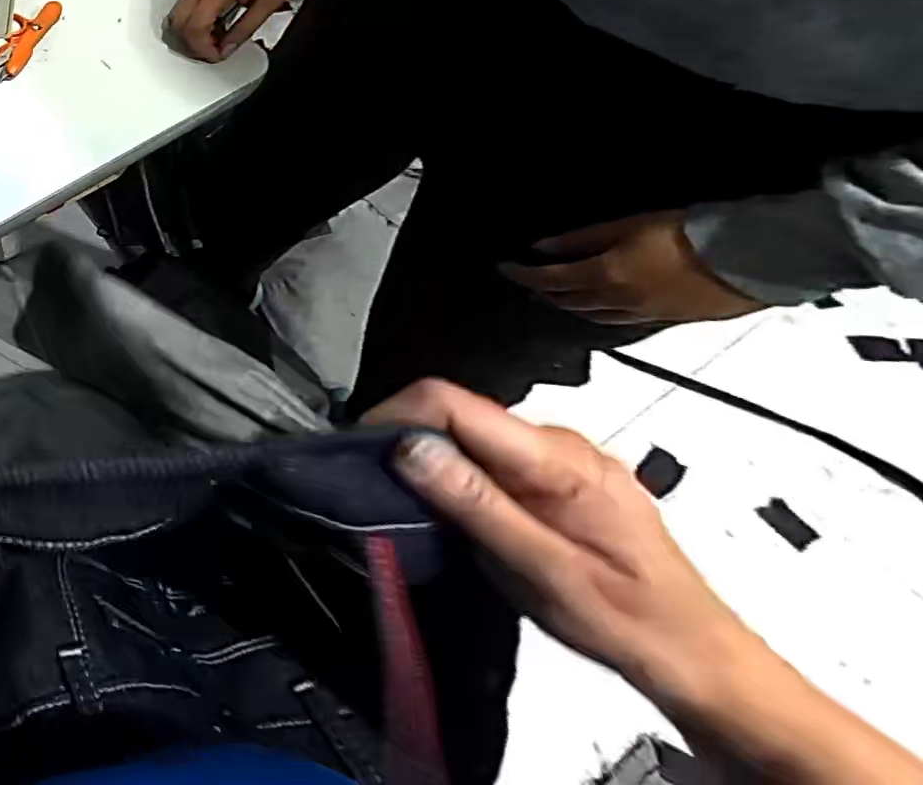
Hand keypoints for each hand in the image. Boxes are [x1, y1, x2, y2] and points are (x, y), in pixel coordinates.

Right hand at [167, 0, 300, 61]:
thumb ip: (244, 30)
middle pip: (179, 23)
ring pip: (176, 16)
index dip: (202, 47)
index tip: (217, 56)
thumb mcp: (268, 4)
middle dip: (192, 44)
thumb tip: (226, 50)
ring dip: (189, 35)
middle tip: (212, 51)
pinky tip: (209, 28)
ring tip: (211, 40)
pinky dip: (190, 24)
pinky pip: (183, 8)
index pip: (195, 26)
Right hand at [372, 381, 922, 784]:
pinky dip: (448, 469)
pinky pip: (479, 450)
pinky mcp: (547, 469)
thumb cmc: (629, 623)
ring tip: (406, 498)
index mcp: (557, 459)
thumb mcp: (545, 570)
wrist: (701, 660)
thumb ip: (476, 503)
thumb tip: (407, 446)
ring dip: (424, 456)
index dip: (394, 417)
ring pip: (462, 430)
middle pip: (452, 411)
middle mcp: (555, 440)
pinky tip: (445, 503)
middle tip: (377, 485)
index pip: (449, 401)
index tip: (360, 454)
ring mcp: (554, 452)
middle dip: (403, 439)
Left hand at [500, 210, 764, 324]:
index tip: (503, 267)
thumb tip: (541, 247)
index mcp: (603, 277)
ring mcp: (644, 315)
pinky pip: (621, 320)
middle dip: (543, 291)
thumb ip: (581, 239)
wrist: (763, 256)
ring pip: (591, 315)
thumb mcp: (628, 226)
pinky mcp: (671, 320)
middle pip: (566, 301)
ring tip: (557, 295)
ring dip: (569, 305)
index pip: (546, 280)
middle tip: (530, 281)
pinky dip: (600, 312)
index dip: (520, 274)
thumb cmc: (692, 233)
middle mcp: (617, 302)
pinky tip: (600, 306)